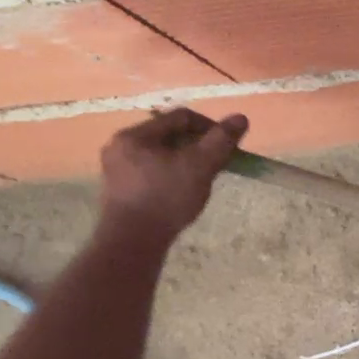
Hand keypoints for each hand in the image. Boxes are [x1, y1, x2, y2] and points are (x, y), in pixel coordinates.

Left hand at [98, 109, 246, 237]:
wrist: (133, 240)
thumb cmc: (167, 197)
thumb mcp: (201, 165)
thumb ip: (221, 139)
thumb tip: (240, 117)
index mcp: (135, 135)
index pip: (181, 117)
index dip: (211, 126)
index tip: (228, 145)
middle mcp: (120, 146)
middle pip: (171, 134)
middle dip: (199, 145)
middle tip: (218, 161)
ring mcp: (117, 167)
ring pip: (163, 152)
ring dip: (188, 159)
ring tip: (204, 176)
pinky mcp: (121, 187)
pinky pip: (154, 168)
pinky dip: (174, 172)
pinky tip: (185, 188)